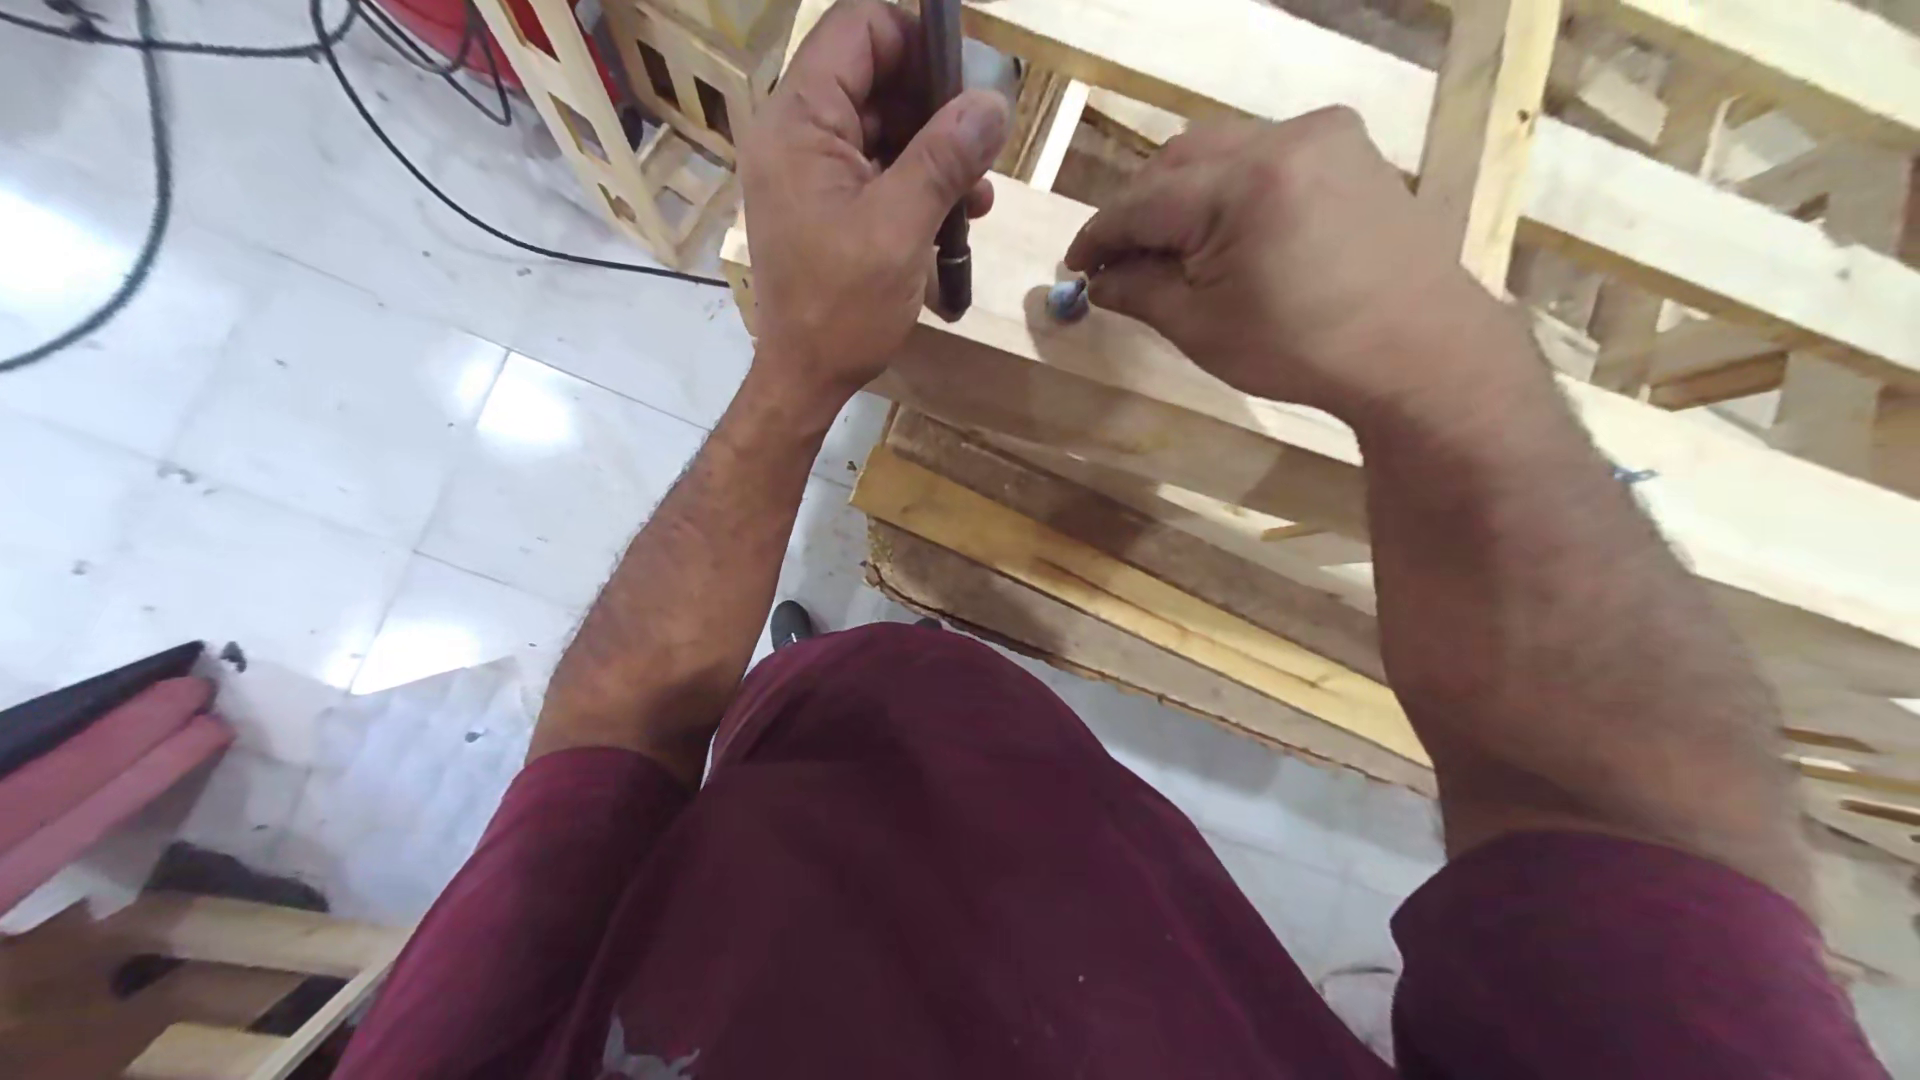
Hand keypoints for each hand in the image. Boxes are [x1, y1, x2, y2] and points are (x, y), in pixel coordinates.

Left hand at [738, 0, 1007, 418]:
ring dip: (934, 151)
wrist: (808, 375)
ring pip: (881, 129)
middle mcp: (796, 135)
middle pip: (872, 79)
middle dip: (934, 105)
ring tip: (979, 189)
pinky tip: (959, 212)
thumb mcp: (900, 228)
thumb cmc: (844, 308)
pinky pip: (876, 172)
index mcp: (799, 124)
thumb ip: (943, 158)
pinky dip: (917, 183)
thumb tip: (992, 102)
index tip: (968, 78)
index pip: (858, 31)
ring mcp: (809, 173)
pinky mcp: (826, 206)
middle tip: (982, 141)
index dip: (918, 40)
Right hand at [1063, 109, 1538, 424]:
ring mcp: (1322, 134)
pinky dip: (1225, 187)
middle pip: (1176, 162)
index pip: (1142, 202)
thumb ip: (1139, 292)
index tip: (1072, 264)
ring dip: (1179, 195)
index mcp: (1244, 185)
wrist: (1413, 348)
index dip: (1098, 234)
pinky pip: (1260, 153)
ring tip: (1168, 248)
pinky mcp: (1345, 146)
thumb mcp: (1201, 328)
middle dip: (1138, 211)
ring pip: (1217, 151)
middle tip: (1119, 261)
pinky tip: (1222, 230)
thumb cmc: (1299, 350)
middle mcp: (1283, 136)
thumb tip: (1095, 280)